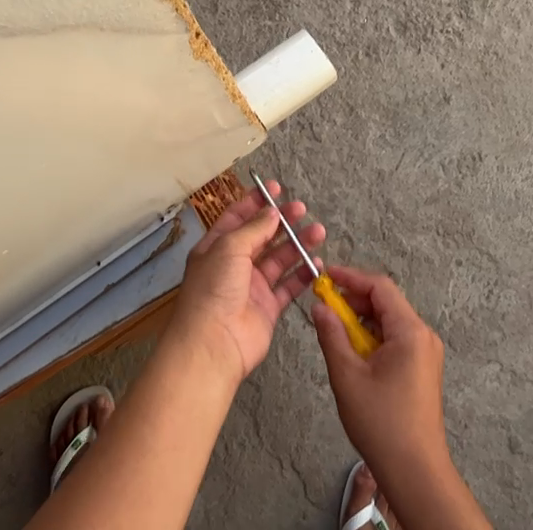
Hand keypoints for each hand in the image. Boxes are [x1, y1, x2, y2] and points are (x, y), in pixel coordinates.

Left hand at [169, 182, 324, 385]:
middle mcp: (234, 265)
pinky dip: (303, 275)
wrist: (213, 344)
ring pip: (279, 259)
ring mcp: (252, 287)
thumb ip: (254, 228)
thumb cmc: (213, 290)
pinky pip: (288, 287)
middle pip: (262, 236)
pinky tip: (317, 264)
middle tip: (302, 209)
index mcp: (216, 247)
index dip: (256, 202)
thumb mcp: (229, 248)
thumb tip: (272, 212)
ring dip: (298, 244)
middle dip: (282, 221)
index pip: (237, 218)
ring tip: (318, 232)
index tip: (276, 189)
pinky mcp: (268, 308)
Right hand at [311, 266, 450, 480]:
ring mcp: (426, 353)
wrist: (415, 470)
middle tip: (324, 308)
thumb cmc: (381, 423)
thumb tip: (320, 307)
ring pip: (390, 321)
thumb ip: (332, 335)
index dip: (350, 277)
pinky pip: (396, 339)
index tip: (324, 277)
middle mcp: (424, 335)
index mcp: (410, 331)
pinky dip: (373, 338)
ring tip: (335, 333)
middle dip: (354, 301)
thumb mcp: (347, 376)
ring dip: (362, 321)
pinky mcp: (423, 369)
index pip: (380, 287)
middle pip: (387, 302)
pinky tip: (354, 354)